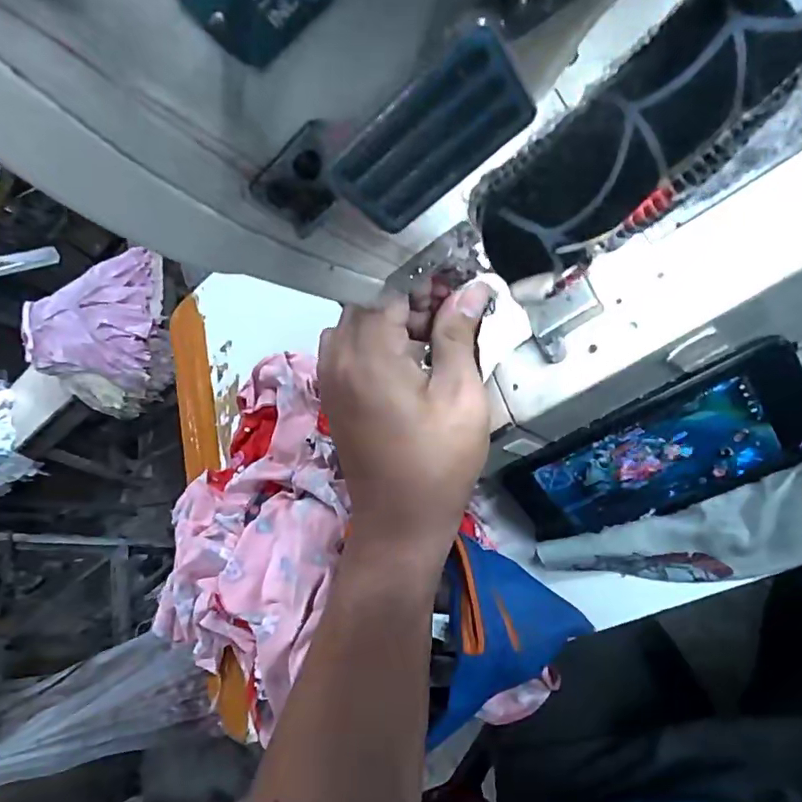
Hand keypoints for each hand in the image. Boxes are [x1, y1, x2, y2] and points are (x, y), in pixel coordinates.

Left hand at [319, 282, 493, 550]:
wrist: (401, 520)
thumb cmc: (439, 462)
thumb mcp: (460, 395)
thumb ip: (458, 335)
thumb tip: (472, 291)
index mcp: (368, 353)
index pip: (391, 286)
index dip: (428, 281)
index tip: (462, 290)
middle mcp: (337, 356)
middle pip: (370, 300)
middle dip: (413, 298)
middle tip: (455, 315)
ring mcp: (329, 375)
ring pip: (359, 321)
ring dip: (395, 318)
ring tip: (436, 338)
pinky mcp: (333, 392)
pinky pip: (351, 346)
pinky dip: (379, 340)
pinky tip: (412, 360)